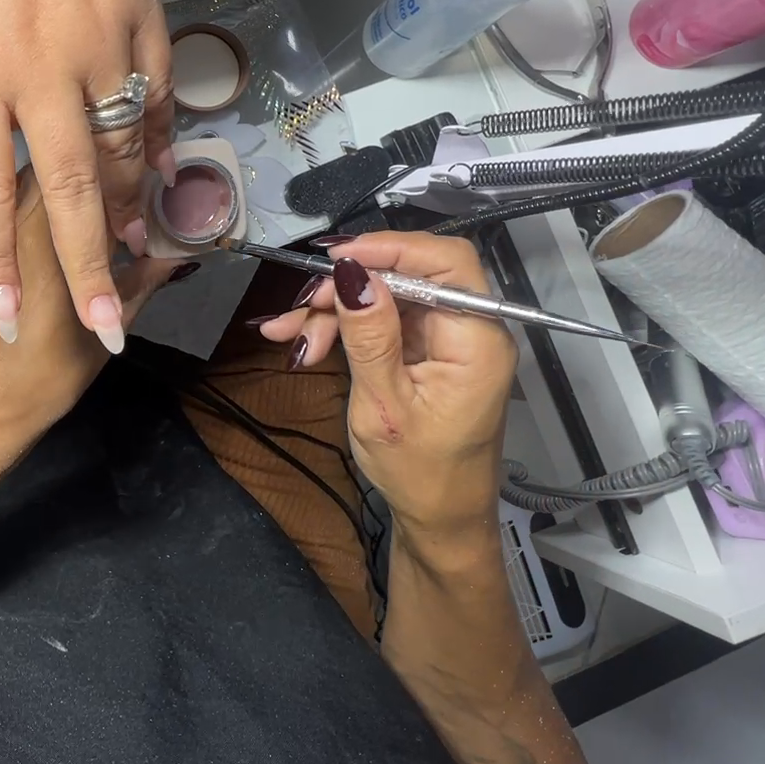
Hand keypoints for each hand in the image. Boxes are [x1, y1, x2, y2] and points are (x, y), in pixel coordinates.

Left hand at [0, 168, 177, 456]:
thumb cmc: (48, 374)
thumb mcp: (108, 329)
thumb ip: (144, 280)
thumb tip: (181, 249)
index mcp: (49, 241)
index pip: (96, 182)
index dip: (134, 170)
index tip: (168, 174)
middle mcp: (22, 220)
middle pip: (70, 171)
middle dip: (112, 167)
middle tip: (154, 176)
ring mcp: (5, 225)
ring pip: (51, 177)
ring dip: (87, 178)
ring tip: (129, 187)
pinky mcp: (0, 238)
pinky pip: (35, 194)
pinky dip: (66, 194)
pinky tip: (94, 209)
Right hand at [255, 232, 517, 539]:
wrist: (437, 516)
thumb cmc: (419, 472)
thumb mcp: (384, 405)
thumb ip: (370, 336)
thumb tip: (352, 274)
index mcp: (475, 341)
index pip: (447, 264)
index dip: (392, 248)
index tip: (336, 259)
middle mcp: (466, 329)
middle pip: (406, 276)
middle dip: (347, 286)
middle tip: (300, 308)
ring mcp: (442, 338)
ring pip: (383, 295)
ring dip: (333, 309)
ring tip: (289, 336)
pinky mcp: (421, 349)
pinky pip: (378, 320)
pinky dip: (340, 326)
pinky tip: (304, 343)